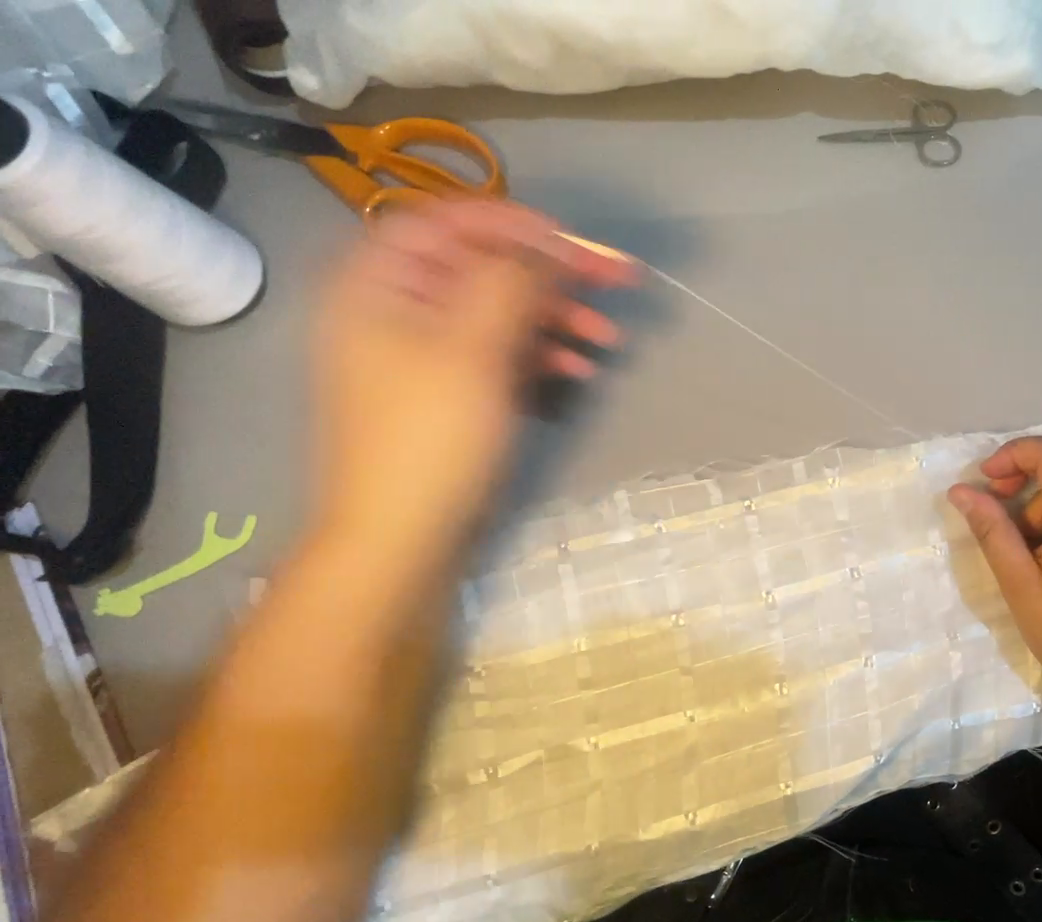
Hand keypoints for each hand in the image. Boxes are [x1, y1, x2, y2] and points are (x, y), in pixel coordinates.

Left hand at [308, 199, 638, 569]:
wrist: (400, 535)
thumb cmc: (429, 437)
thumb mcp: (471, 351)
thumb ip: (511, 284)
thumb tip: (547, 245)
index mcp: (381, 283)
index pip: (449, 223)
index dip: (515, 223)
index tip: (576, 243)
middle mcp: (398, 307)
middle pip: (484, 267)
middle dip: (552, 275)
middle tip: (618, 282)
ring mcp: (424, 353)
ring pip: (500, 313)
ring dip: (557, 319)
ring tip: (607, 338)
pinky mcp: (451, 391)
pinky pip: (500, 354)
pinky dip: (541, 356)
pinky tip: (579, 373)